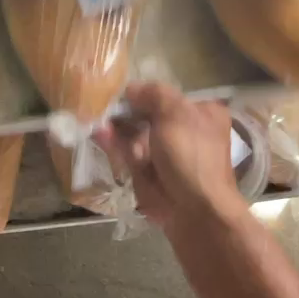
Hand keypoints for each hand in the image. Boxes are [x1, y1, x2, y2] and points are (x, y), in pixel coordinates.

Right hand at [96, 82, 246, 228]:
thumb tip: (132, 89)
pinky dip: (114, 145)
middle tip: (107, 107)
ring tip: (97, 119)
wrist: (192, 208)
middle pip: (149, 116)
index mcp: (201, 114)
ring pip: (135, 136)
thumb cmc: (191, 156)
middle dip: (128, 112)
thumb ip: (154, 95)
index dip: (147, 94)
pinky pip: (128, 155)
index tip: (125, 93)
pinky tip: (100, 134)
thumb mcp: (177, 114)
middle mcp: (184, 133)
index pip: (170, 98)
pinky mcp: (148, 173)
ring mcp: (165, 155)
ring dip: (116, 128)